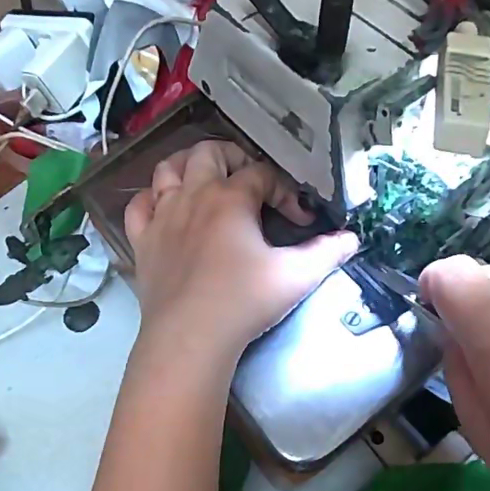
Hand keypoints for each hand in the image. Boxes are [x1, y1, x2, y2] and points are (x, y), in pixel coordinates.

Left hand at [125, 141, 357, 356]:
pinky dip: (152, 199)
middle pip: (208, 153)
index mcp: (230, 199)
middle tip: (250, 182)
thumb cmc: (243, 302)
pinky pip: (139, 205)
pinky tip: (165, 208)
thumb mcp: (296, 277)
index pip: (262, 175)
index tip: (299, 220)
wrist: (190, 337)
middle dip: (234, 158)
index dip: (285, 191)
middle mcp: (192, 197)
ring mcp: (162, 217)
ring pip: (166, 169)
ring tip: (206, 180)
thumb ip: (326, 253)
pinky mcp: (142, 241)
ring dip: (187, 166)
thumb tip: (350, 239)